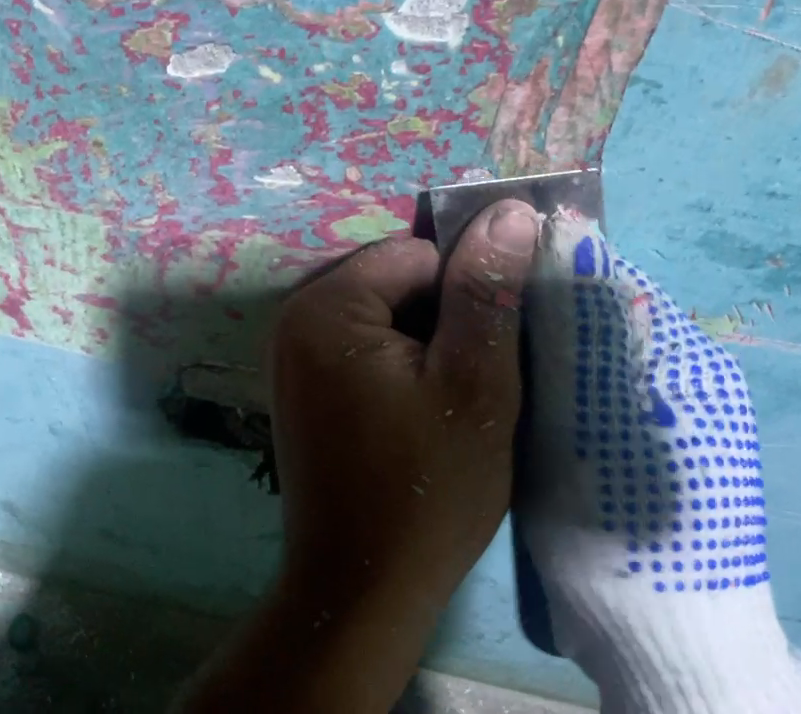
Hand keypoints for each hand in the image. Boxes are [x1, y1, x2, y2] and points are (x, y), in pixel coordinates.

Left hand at [269, 198, 540, 607]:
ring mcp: (290, 357)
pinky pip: (359, 349)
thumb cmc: (426, 488)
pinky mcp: (300, 389)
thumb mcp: (474, 383)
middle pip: (394, 282)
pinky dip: (396, 370)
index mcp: (325, 306)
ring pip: (382, 317)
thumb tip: (509, 211)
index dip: (462, 297)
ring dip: (423, 349)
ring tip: (445, 408)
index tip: (484, 355)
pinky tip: (416, 420)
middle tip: (467, 388)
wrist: (361, 589)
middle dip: (441, 321)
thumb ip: (486, 291)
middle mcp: (293, 318)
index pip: (416, 255)